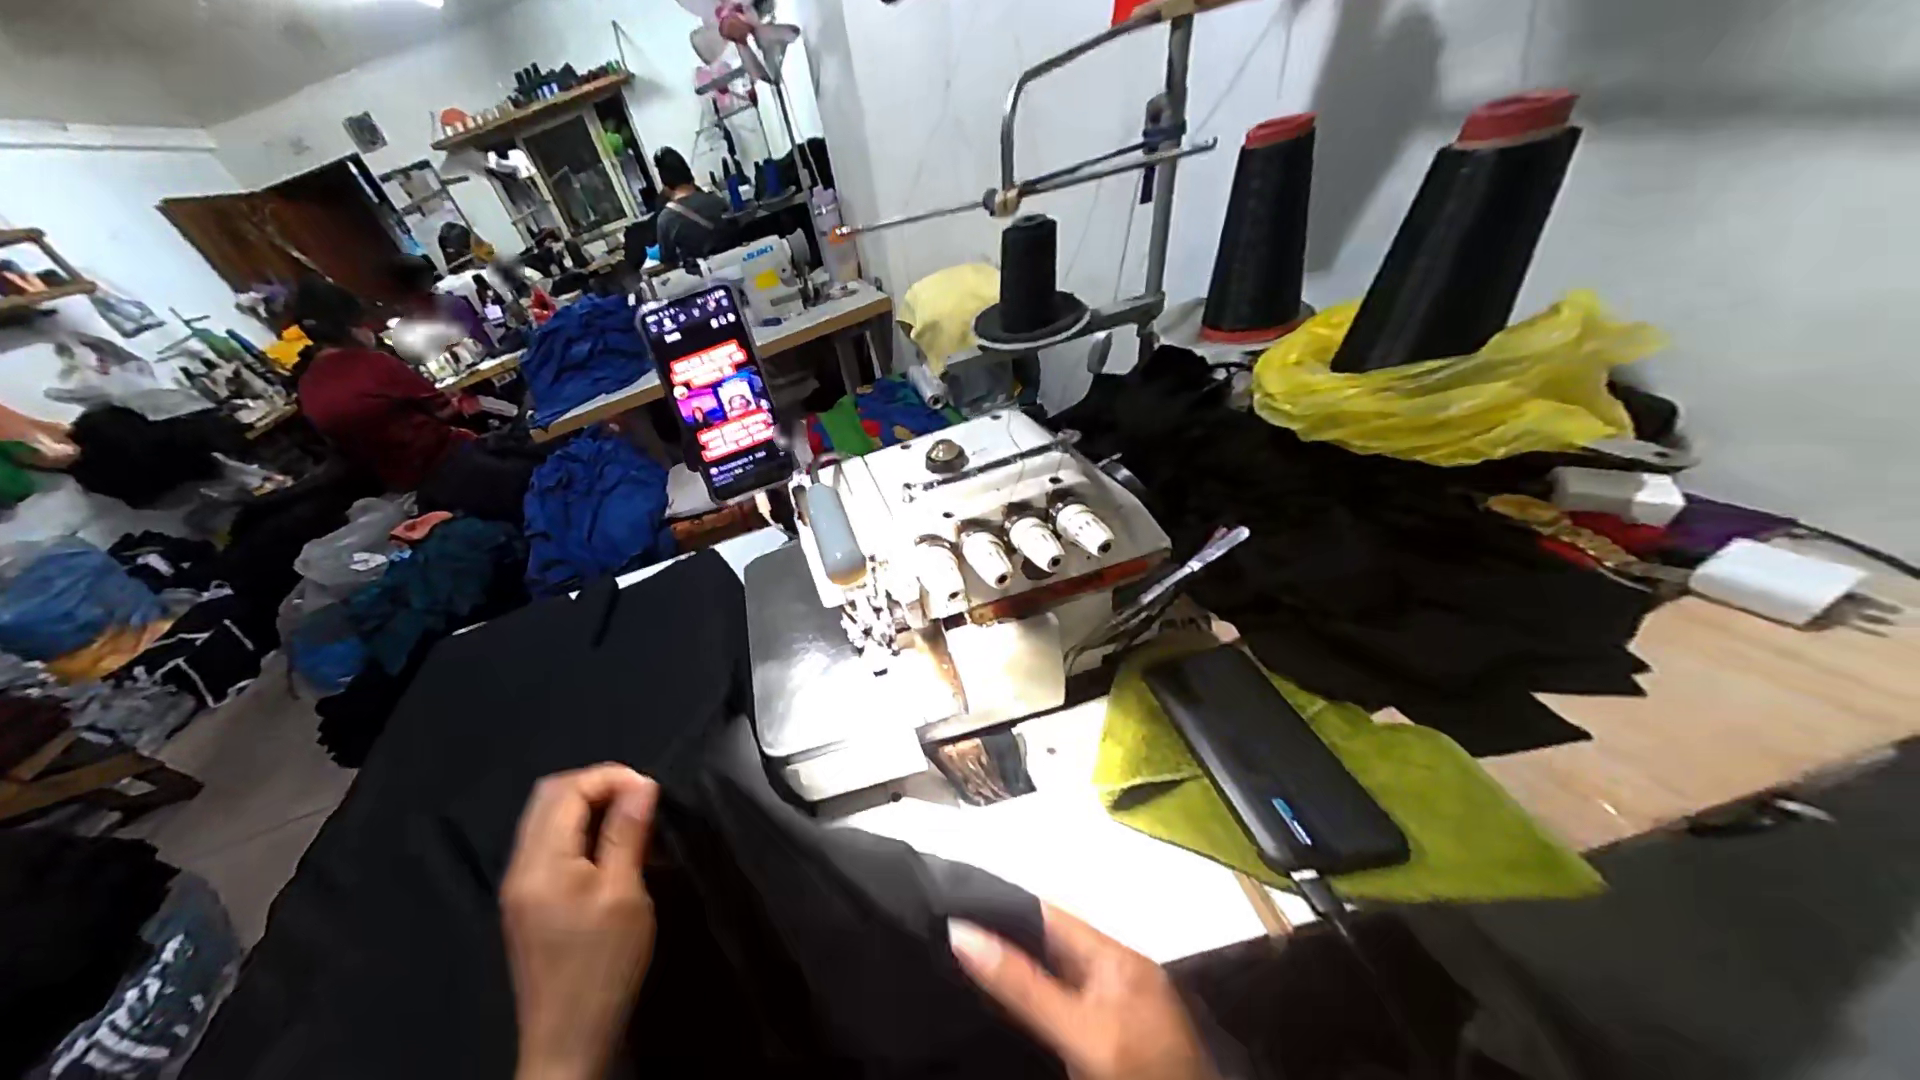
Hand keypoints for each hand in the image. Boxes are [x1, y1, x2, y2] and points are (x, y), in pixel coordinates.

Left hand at [501, 765, 660, 1079]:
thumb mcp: (625, 893)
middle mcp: (521, 867)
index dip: (611, 776)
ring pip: (550, 818)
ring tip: (635, 822)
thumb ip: (628, 832)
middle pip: (551, 796)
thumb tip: (642, 784)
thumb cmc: (603, 965)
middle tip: (642, 799)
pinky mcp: (530, 901)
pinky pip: (553, 844)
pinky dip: (584, 831)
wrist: (569, 1041)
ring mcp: (522, 886)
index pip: (567, 789)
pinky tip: (616, 850)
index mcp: (540, 863)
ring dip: (593, 806)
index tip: (651, 790)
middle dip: (600, 785)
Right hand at [950, 905, 1216, 1079]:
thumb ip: (1023, 985)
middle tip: (959, 945)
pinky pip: (1068, 1006)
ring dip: (1023, 973)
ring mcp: (1121, 1007)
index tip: (962, 912)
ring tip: (973, 970)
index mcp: (1117, 954)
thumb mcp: (1077, 1028)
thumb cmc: (1136, 1070)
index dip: (1007, 909)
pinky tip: (1013, 1012)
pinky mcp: (1116, 1037)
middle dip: (1010, 941)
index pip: (1052, 914)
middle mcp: (1120, 971)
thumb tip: (962, 932)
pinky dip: (1040, 1003)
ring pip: (1059, 976)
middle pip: (1054, 945)